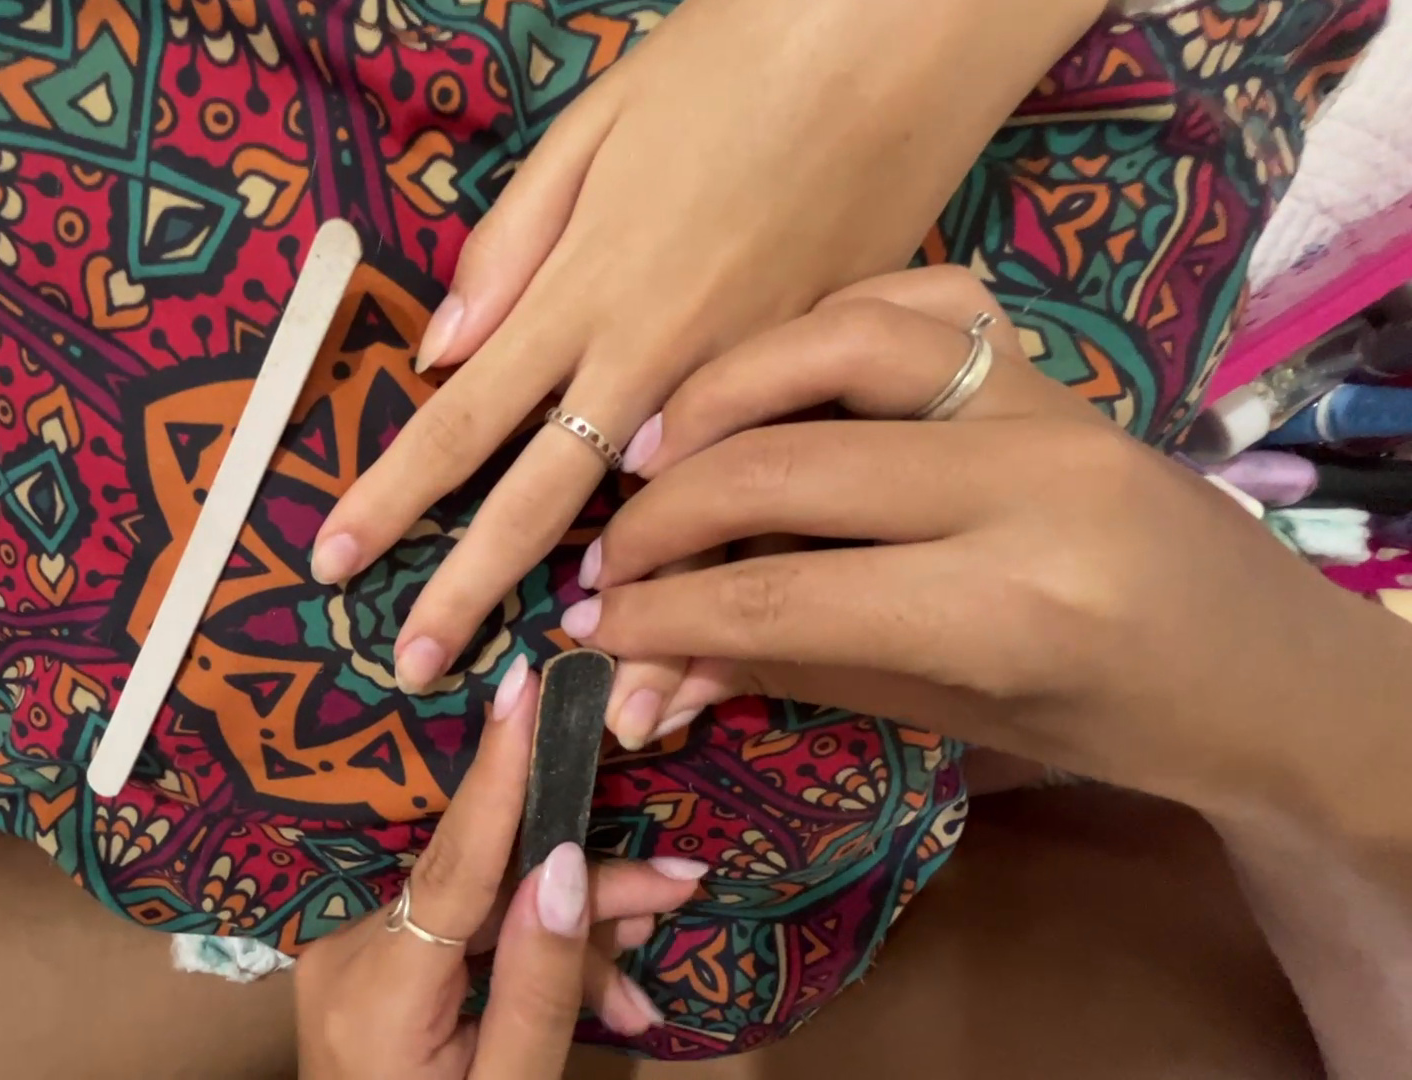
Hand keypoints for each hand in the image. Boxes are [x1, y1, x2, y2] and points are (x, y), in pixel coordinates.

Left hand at [294, 658, 706, 1079]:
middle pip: (486, 880)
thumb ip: (539, 988)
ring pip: (485, 900)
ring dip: (568, 925)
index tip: (524, 687)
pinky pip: (465, 926)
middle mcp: (355, 946)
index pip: (453, 861)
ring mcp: (360, 946)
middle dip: (584, 881)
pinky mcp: (379, 952)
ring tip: (645, 952)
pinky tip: (601, 984)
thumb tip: (569, 868)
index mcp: (378, 992)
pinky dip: (529, 945)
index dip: (497, 772)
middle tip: (673, 878)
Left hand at [309, 0, 1108, 701]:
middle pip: (535, 499)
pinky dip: (695, 566)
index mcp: (583, 291)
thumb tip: (439, 352)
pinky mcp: (803, 394)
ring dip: (590, 608)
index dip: (390, 499)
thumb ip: (509, 249)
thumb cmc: (730, 64)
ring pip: (640, 520)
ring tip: (542, 682)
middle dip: (467, 589)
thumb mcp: (591, 128)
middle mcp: (649, 360)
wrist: (904, 38)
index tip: (333, 563)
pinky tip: (665, 620)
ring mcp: (733, 389)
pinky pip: (735, 497)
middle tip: (412, 667)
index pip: (459, 421)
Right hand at [554, 267, 1411, 817]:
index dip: (661, 614)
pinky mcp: (1046, 360)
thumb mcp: (930, 718)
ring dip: (715, 396)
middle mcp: (1026, 483)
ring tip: (652, 451)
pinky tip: (766, 375)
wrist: (1273, 669)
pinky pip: (913, 301)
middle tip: (608, 557)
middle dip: (660, 517)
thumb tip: (637, 685)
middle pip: (778, 469)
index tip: (588, 626)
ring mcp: (1043, 400)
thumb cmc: (1102, 723)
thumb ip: (774, 674)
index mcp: (1009, 608)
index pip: (774, 597)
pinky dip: (818, 327)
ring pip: (833, 348)